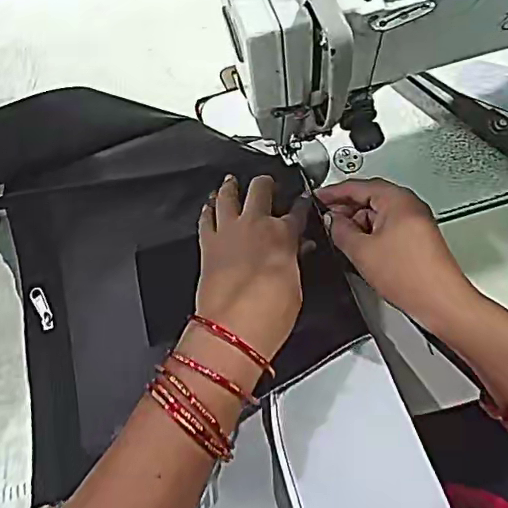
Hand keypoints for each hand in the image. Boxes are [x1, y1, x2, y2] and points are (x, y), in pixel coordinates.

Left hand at [194, 175, 309, 362]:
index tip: (302, 202)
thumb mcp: (296, 286)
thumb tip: (295, 253)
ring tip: (231, 181)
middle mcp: (254, 225)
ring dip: (230, 187)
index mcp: (283, 234)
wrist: (233, 326)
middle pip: (260, 190)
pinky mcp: (208, 244)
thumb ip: (294, 262)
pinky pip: (206, 218)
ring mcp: (228, 231)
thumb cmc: (268, 312)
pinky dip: (208, 210)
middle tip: (266, 182)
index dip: (301, 204)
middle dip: (265, 183)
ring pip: (227, 196)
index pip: (296, 212)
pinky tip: (208, 206)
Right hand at [317, 178, 481, 329]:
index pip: (357, 185)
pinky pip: (388, 226)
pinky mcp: (418, 237)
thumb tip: (332, 221)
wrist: (441, 303)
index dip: (332, 192)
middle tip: (327, 219)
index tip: (318, 197)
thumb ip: (339, 230)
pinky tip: (362, 250)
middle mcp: (410, 206)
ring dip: (359, 223)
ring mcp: (416, 221)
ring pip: (378, 213)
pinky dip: (372, 233)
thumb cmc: (414, 278)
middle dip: (346, 208)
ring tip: (344, 239)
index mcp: (397, 200)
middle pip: (369, 196)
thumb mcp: (361, 251)